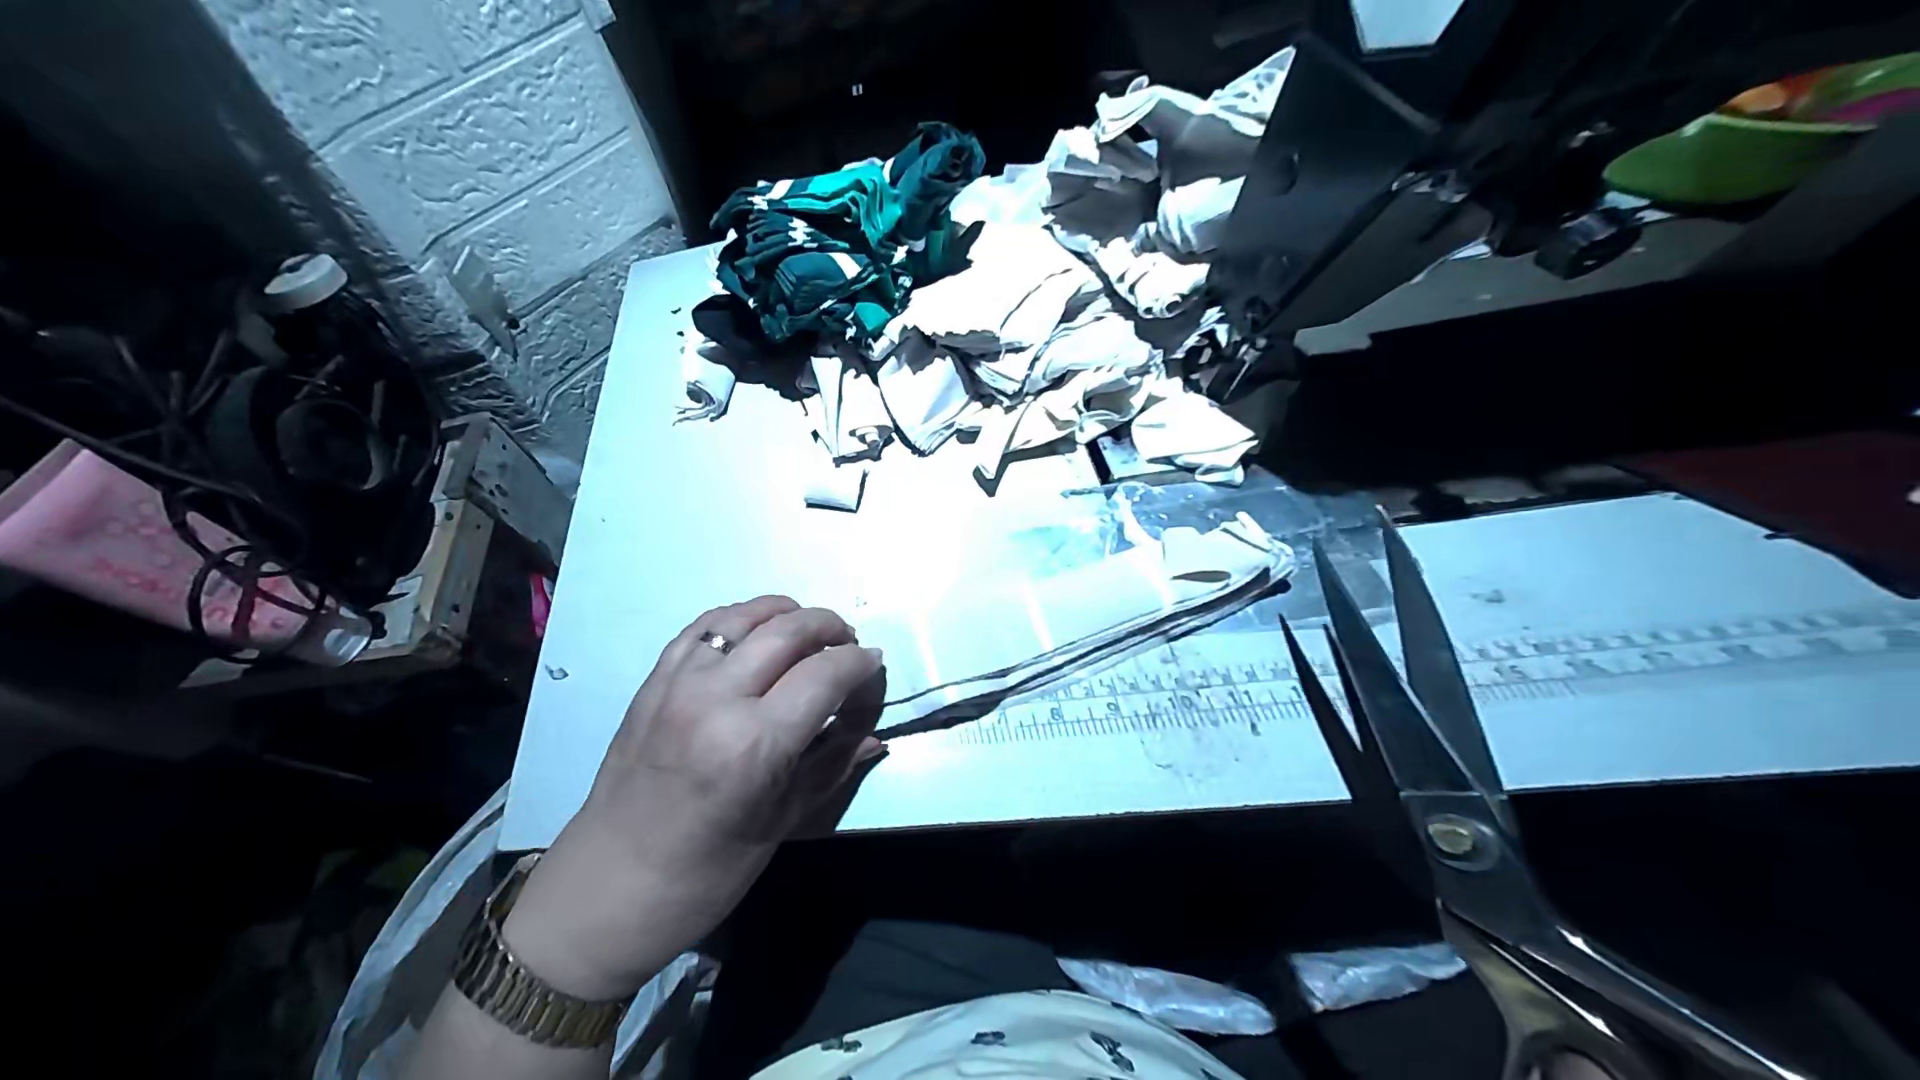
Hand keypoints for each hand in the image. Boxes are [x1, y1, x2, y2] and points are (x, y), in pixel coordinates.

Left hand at [501, 596, 885, 998]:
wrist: (608, 886)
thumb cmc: (707, 872)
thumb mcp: (784, 822)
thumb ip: (833, 764)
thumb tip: (874, 733)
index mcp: (755, 743)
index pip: (828, 674)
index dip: (862, 666)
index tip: (874, 671)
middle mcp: (717, 698)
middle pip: (791, 630)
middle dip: (833, 629)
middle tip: (849, 647)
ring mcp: (679, 682)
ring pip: (747, 616)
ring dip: (790, 614)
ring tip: (809, 632)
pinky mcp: (654, 680)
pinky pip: (704, 627)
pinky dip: (742, 619)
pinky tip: (758, 633)